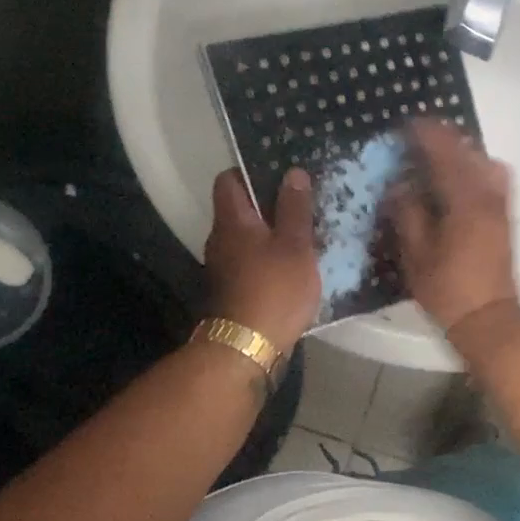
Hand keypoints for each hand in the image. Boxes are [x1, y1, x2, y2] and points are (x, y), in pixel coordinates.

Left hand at [203, 167, 321, 351]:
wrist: (247, 348)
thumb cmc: (274, 290)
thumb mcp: (295, 246)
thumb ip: (295, 209)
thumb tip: (293, 172)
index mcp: (232, 220)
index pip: (228, 180)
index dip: (250, 173)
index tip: (279, 179)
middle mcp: (219, 240)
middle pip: (238, 212)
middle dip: (266, 209)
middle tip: (299, 211)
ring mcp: (222, 269)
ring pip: (245, 242)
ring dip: (268, 239)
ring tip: (300, 243)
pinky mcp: (231, 293)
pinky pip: (248, 266)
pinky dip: (266, 264)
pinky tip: (288, 274)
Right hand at [388, 119, 519, 333]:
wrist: (488, 320)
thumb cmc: (448, 291)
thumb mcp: (417, 255)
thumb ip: (408, 214)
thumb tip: (400, 185)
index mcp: (464, 199)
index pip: (444, 151)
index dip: (423, 134)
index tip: (404, 125)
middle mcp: (488, 194)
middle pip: (467, 149)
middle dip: (442, 138)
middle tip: (416, 140)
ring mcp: (501, 205)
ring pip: (483, 161)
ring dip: (460, 152)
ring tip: (435, 158)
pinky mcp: (505, 218)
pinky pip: (492, 178)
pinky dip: (474, 168)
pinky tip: (457, 182)